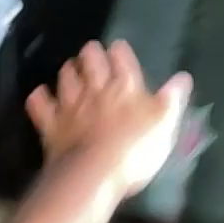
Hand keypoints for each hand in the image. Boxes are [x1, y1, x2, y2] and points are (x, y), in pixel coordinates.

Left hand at [26, 40, 192, 198]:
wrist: (94, 174)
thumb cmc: (136, 150)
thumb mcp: (165, 125)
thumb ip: (172, 99)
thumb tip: (183, 77)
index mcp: (125, 87)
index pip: (121, 57)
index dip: (120, 51)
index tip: (118, 48)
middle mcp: (95, 88)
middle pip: (90, 59)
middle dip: (90, 54)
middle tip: (91, 55)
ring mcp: (70, 104)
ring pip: (65, 76)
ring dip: (68, 71)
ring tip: (71, 71)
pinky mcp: (51, 122)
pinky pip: (40, 103)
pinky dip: (40, 97)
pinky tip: (42, 96)